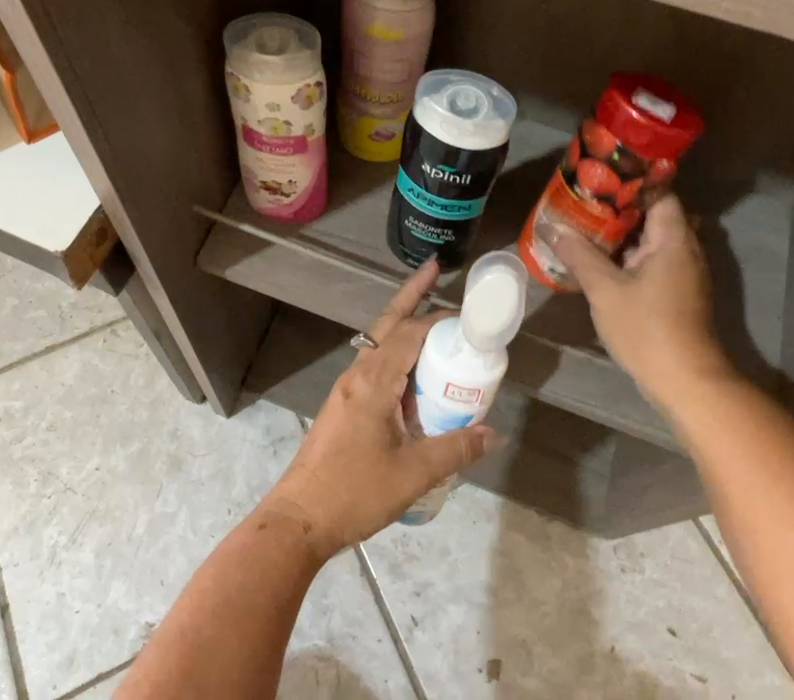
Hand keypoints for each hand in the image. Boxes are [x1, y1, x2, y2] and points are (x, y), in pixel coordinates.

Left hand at [260, 260, 498, 557]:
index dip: (437, 317)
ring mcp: (346, 392)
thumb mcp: (414, 473)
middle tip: (437, 275)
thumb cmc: (355, 493)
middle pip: (388, 326)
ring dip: (407, 333)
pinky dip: (399, 364)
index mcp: (373, 382)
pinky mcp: (343, 409)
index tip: (466, 311)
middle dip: (413, 297)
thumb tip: (493, 434)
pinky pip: (376, 372)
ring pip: (380, 347)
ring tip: (440, 334)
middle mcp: (357, 377)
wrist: (300, 519)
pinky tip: (418, 385)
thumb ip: (456, 449)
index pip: (409, 333)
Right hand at [544, 196, 735, 398]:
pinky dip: (626, 254)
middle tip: (580, 200)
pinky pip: (650, 260)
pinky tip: (597, 260)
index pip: (658, 192)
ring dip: (620, 233)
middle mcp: (684, 248)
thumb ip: (578, 254)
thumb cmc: (647, 328)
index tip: (597, 176)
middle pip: (652, 214)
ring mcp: (682, 272)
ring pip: (650, 239)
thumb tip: (550, 226)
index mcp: (673, 238)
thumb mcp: (604, 289)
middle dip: (617, 207)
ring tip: (582, 225)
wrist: (685, 380)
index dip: (629, 181)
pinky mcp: (676, 291)